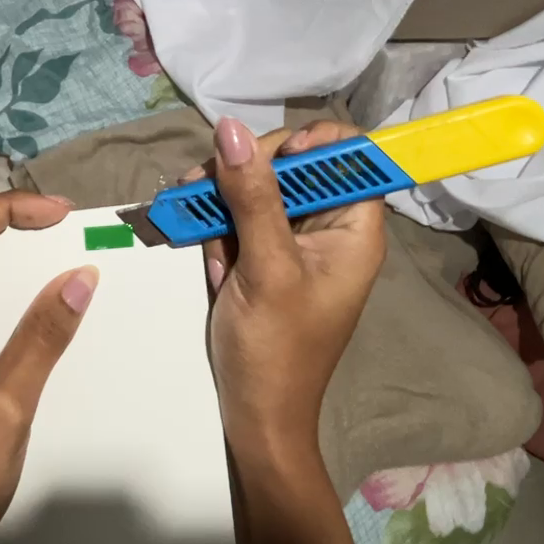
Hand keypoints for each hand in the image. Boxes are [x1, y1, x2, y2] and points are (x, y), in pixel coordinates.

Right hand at [195, 118, 386, 460]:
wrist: (253, 415)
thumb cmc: (276, 349)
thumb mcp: (266, 269)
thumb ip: (252, 197)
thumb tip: (232, 128)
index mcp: (351, 228)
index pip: (348, 157)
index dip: (313, 143)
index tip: (270, 156)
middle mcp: (325, 226)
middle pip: (291, 164)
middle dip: (247, 171)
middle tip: (205, 185)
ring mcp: (290, 239)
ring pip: (256, 185)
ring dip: (220, 197)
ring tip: (192, 216)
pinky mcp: (260, 251)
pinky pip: (237, 214)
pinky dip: (215, 224)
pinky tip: (206, 250)